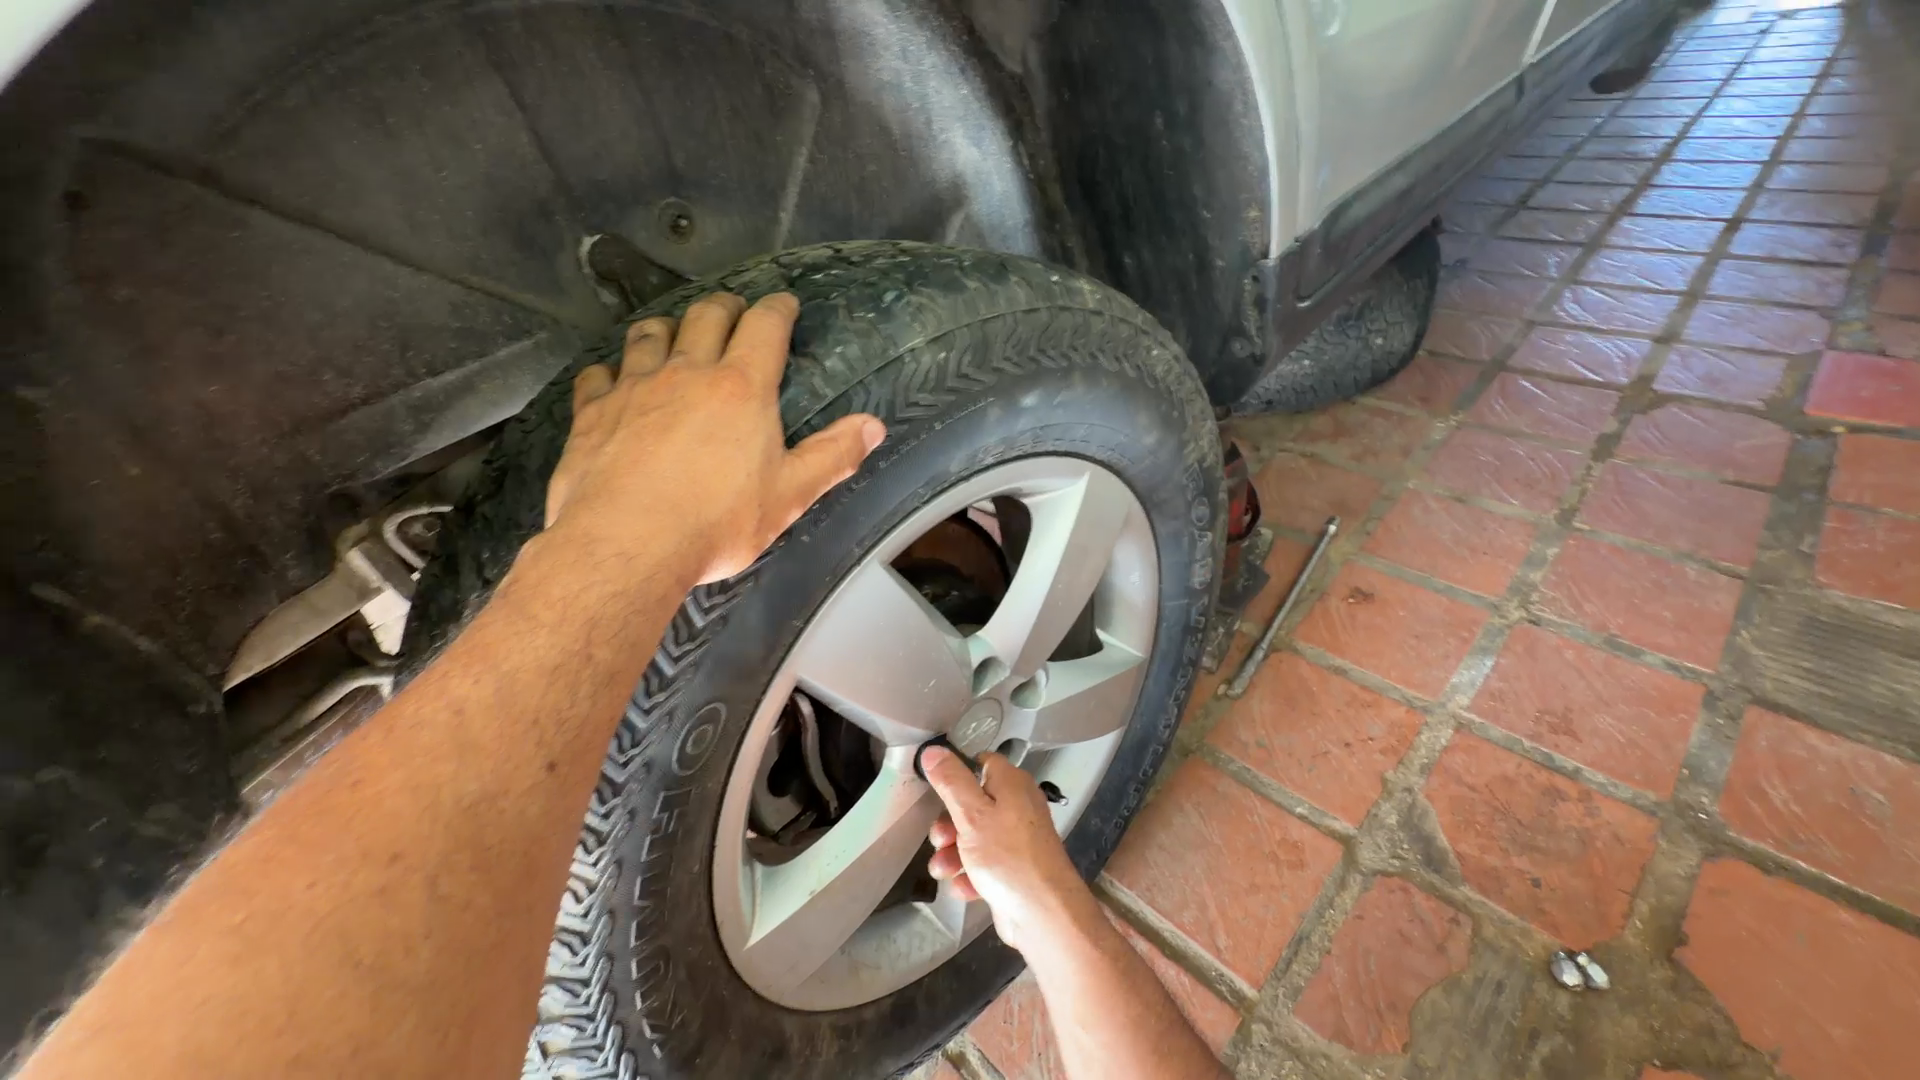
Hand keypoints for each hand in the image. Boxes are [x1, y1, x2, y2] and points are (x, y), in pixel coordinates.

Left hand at [544, 292, 885, 584]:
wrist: (627, 545)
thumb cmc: (718, 522)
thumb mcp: (790, 496)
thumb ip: (833, 456)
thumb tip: (874, 426)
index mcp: (741, 388)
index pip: (765, 327)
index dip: (778, 308)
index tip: (785, 303)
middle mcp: (687, 373)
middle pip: (706, 316)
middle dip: (725, 306)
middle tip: (734, 311)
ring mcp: (634, 388)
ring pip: (649, 334)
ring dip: (668, 327)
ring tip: (675, 334)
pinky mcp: (593, 413)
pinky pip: (598, 375)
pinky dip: (610, 371)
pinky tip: (613, 380)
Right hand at [919, 747, 1100, 956]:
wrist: (1044, 914)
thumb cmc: (1006, 855)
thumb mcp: (972, 813)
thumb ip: (950, 781)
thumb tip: (932, 749)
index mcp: (1012, 784)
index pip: (981, 763)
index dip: (957, 774)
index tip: (935, 790)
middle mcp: (1018, 806)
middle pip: (974, 804)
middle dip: (949, 824)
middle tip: (938, 840)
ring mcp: (1018, 839)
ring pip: (976, 837)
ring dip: (954, 853)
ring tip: (943, 871)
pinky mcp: (1016, 869)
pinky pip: (987, 864)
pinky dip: (972, 874)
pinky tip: (964, 888)